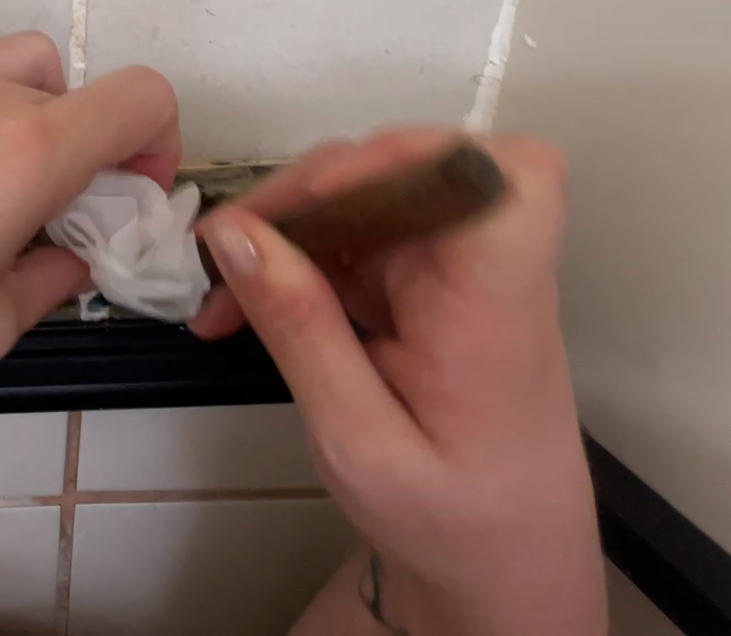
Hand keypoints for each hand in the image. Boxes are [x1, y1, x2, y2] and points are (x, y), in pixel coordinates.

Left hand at [0, 0, 181, 393]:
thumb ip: (56, 279)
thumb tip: (74, 256)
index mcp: (32, 150)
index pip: (144, 95)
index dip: (159, 141)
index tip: (127, 192)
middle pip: (80, 90)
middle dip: (90, 146)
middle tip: (52, 207)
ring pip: (21, 57)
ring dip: (37, 102)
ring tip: (0, 160)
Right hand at [191, 130, 605, 634]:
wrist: (496, 574)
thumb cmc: (447, 524)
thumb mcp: (355, 440)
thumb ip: (299, 329)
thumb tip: (233, 231)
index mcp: (492, 312)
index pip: (510, 179)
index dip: (415, 155)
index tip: (326, 191)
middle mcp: (476, 276)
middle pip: (402, 172)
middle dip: (302, 194)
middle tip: (227, 247)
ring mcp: (444, 279)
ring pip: (357, 201)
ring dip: (279, 230)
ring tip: (220, 291)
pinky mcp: (413, 290)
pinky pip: (340, 243)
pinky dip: (282, 262)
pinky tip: (240, 305)